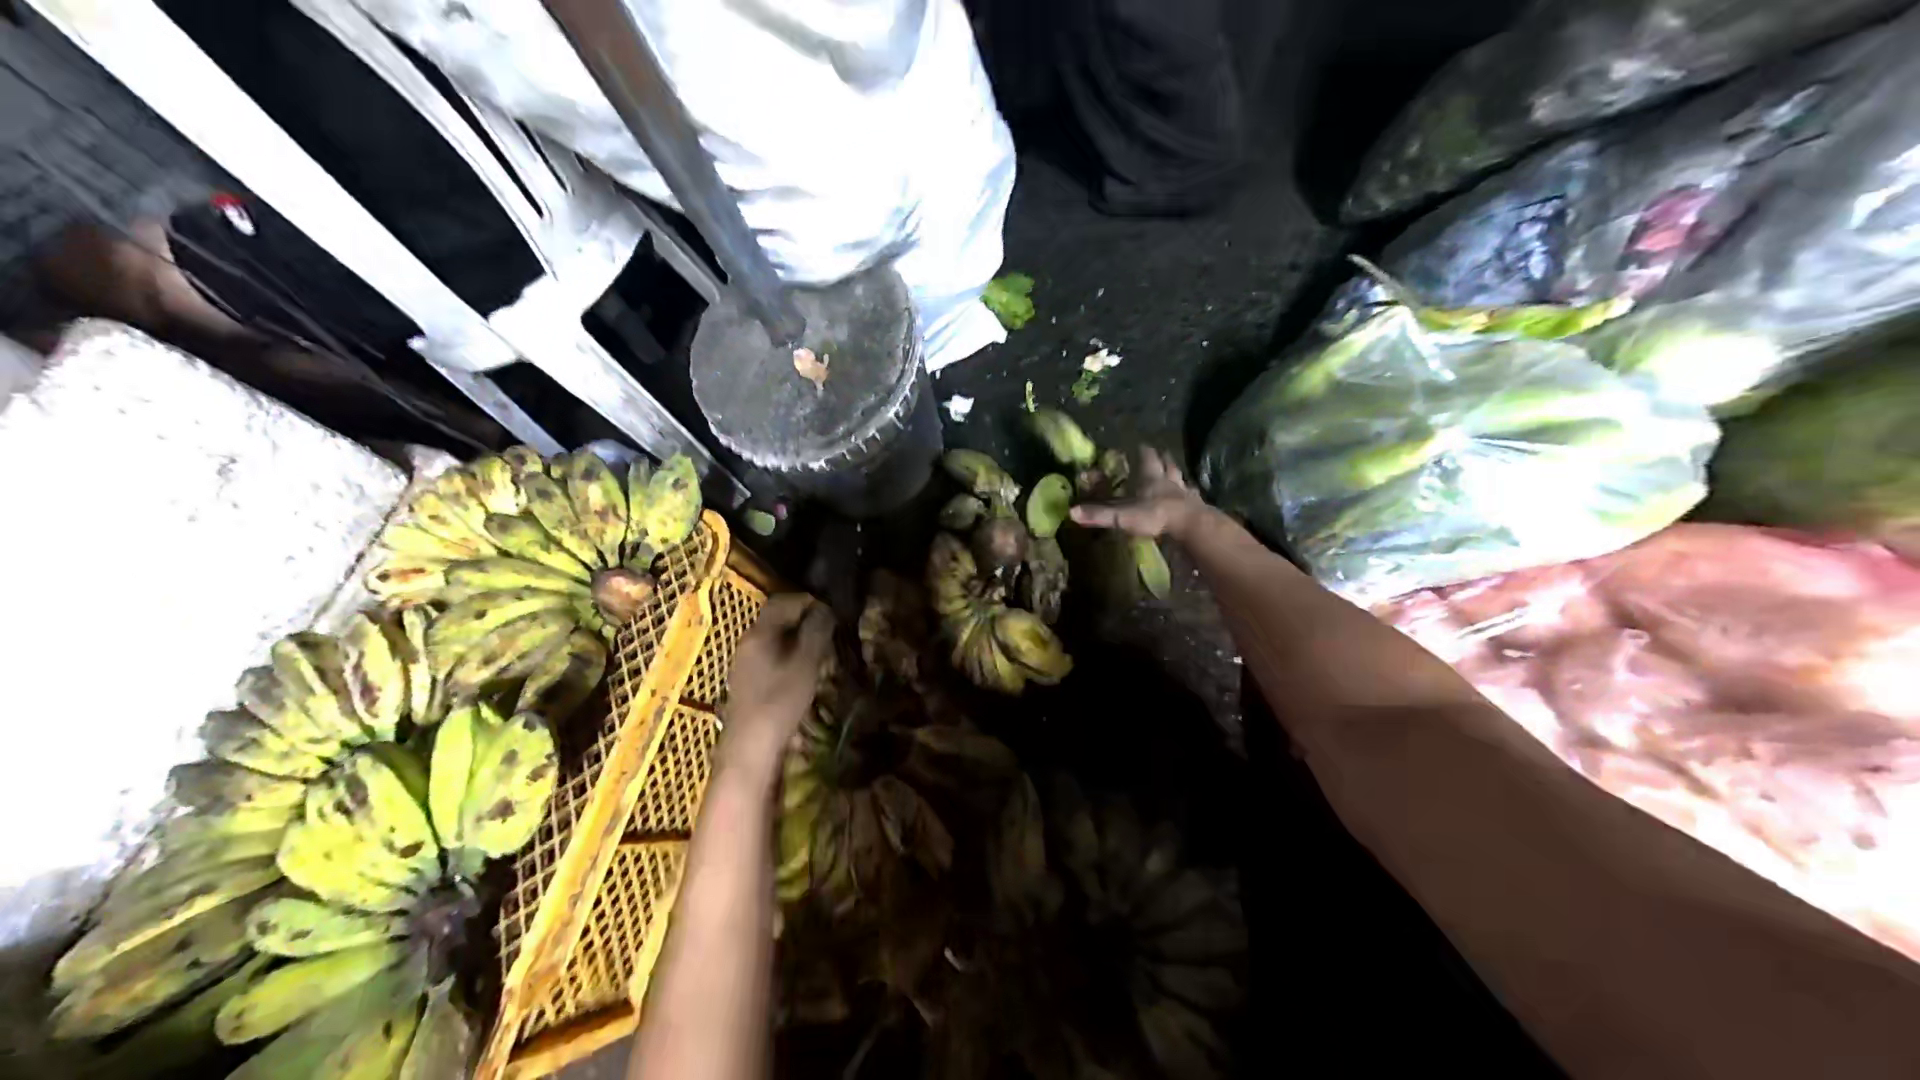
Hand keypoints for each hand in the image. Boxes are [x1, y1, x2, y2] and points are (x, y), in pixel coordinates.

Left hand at [721, 593, 833, 767]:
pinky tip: (804, 671)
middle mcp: (747, 642)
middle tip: (830, 630)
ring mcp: (744, 663)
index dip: (809, 601)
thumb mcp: (805, 664)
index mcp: (758, 633)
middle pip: (777, 619)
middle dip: (805, 620)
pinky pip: (771, 656)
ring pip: (775, 639)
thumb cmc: (780, 702)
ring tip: (822, 650)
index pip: (783, 601)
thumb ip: (816, 632)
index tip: (832, 611)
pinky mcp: (748, 681)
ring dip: (798, 639)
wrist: (750, 749)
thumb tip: (825, 608)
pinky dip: (789, 655)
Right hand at [1070, 447, 1209, 539]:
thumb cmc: (1155, 515)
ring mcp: (1185, 493)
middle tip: (1160, 453)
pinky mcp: (1197, 507)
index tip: (1140, 445)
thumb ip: (1098, 514)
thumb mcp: (1122, 516)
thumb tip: (1071, 512)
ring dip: (1176, 474)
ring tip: (1176, 472)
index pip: (1146, 458)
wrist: (1191, 526)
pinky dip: (1190, 494)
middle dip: (1162, 458)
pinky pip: (1193, 497)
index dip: (1142, 451)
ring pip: (1180, 478)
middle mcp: (1169, 480)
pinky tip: (1192, 495)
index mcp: (1150, 477)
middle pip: (1167, 464)